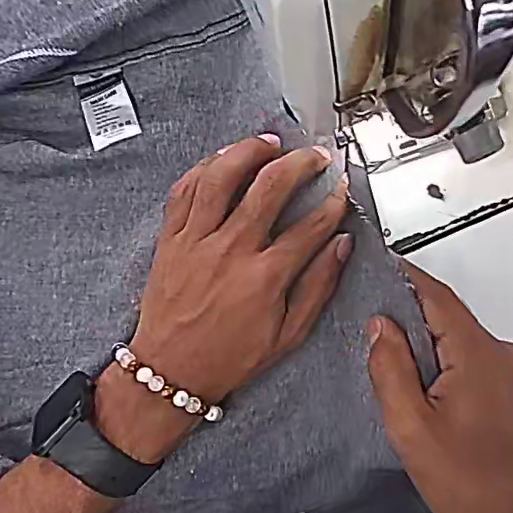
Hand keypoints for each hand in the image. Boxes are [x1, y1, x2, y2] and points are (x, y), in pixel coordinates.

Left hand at [94, 133, 351, 464]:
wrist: (172, 369)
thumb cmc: (227, 356)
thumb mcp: (287, 335)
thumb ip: (318, 287)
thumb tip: (340, 247)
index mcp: (264, 278)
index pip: (309, 226)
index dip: (333, 203)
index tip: (340, 191)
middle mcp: (230, 252)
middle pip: (270, 187)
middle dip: (301, 163)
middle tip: (314, 156)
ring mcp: (196, 241)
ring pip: (222, 176)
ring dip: (248, 151)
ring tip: (268, 143)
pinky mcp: (171, 239)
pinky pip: (185, 190)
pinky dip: (204, 168)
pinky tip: (221, 159)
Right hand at [366, 263, 512, 512]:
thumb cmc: (472, 488)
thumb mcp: (411, 427)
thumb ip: (391, 368)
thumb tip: (380, 328)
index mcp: (479, 358)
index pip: (437, 296)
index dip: (406, 276)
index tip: (384, 263)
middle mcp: (503, 358)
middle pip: (448, 315)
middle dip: (410, 313)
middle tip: (374, 321)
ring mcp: (512, 374)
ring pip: (459, 337)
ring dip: (427, 339)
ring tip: (395, 361)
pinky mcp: (512, 391)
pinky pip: (472, 358)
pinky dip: (445, 359)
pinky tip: (425, 384)